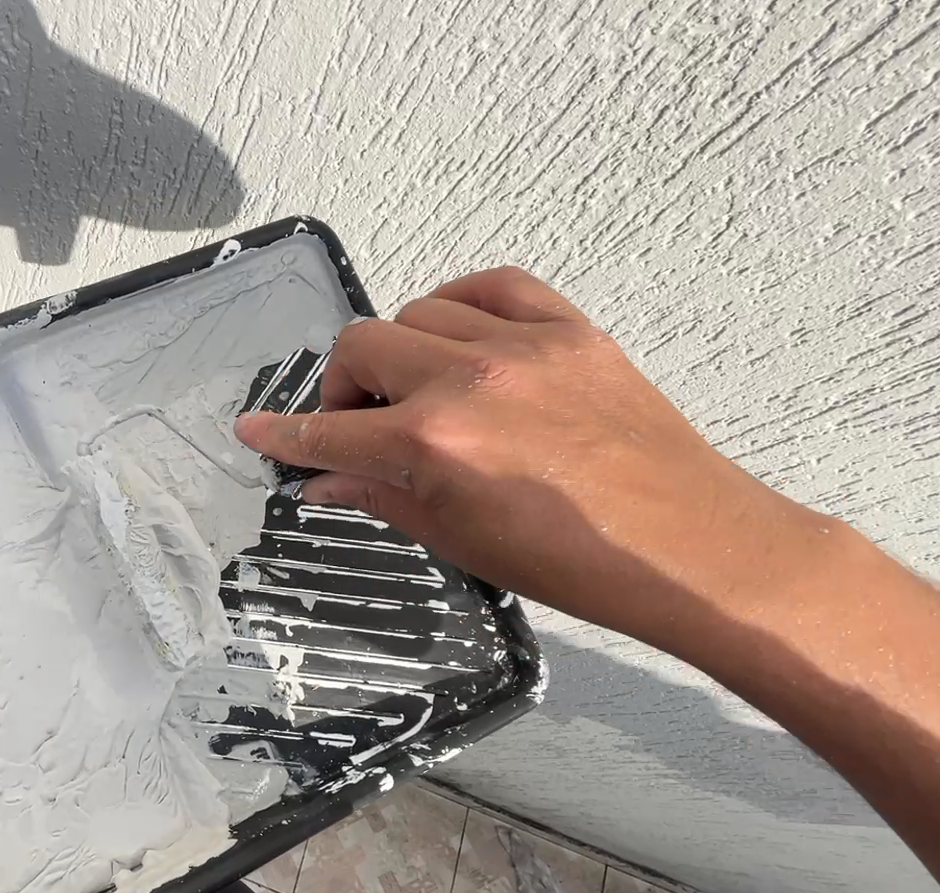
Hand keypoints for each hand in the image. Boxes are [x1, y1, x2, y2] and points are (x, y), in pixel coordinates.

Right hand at [233, 266, 833, 646]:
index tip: (250, 428)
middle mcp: (467, 382)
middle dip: (342, 388)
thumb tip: (317, 485)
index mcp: (432, 444)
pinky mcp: (573, 330)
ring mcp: (523, 346)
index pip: (328, 433)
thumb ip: (374, 497)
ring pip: (417, 311)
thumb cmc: (562, 562)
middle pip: (361, 346)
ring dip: (397, 350)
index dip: (280, 434)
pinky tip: (459, 339)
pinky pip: (494, 284)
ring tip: (416, 389)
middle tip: (362, 427)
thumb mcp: (451, 538)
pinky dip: (458, 304)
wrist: (690, 548)